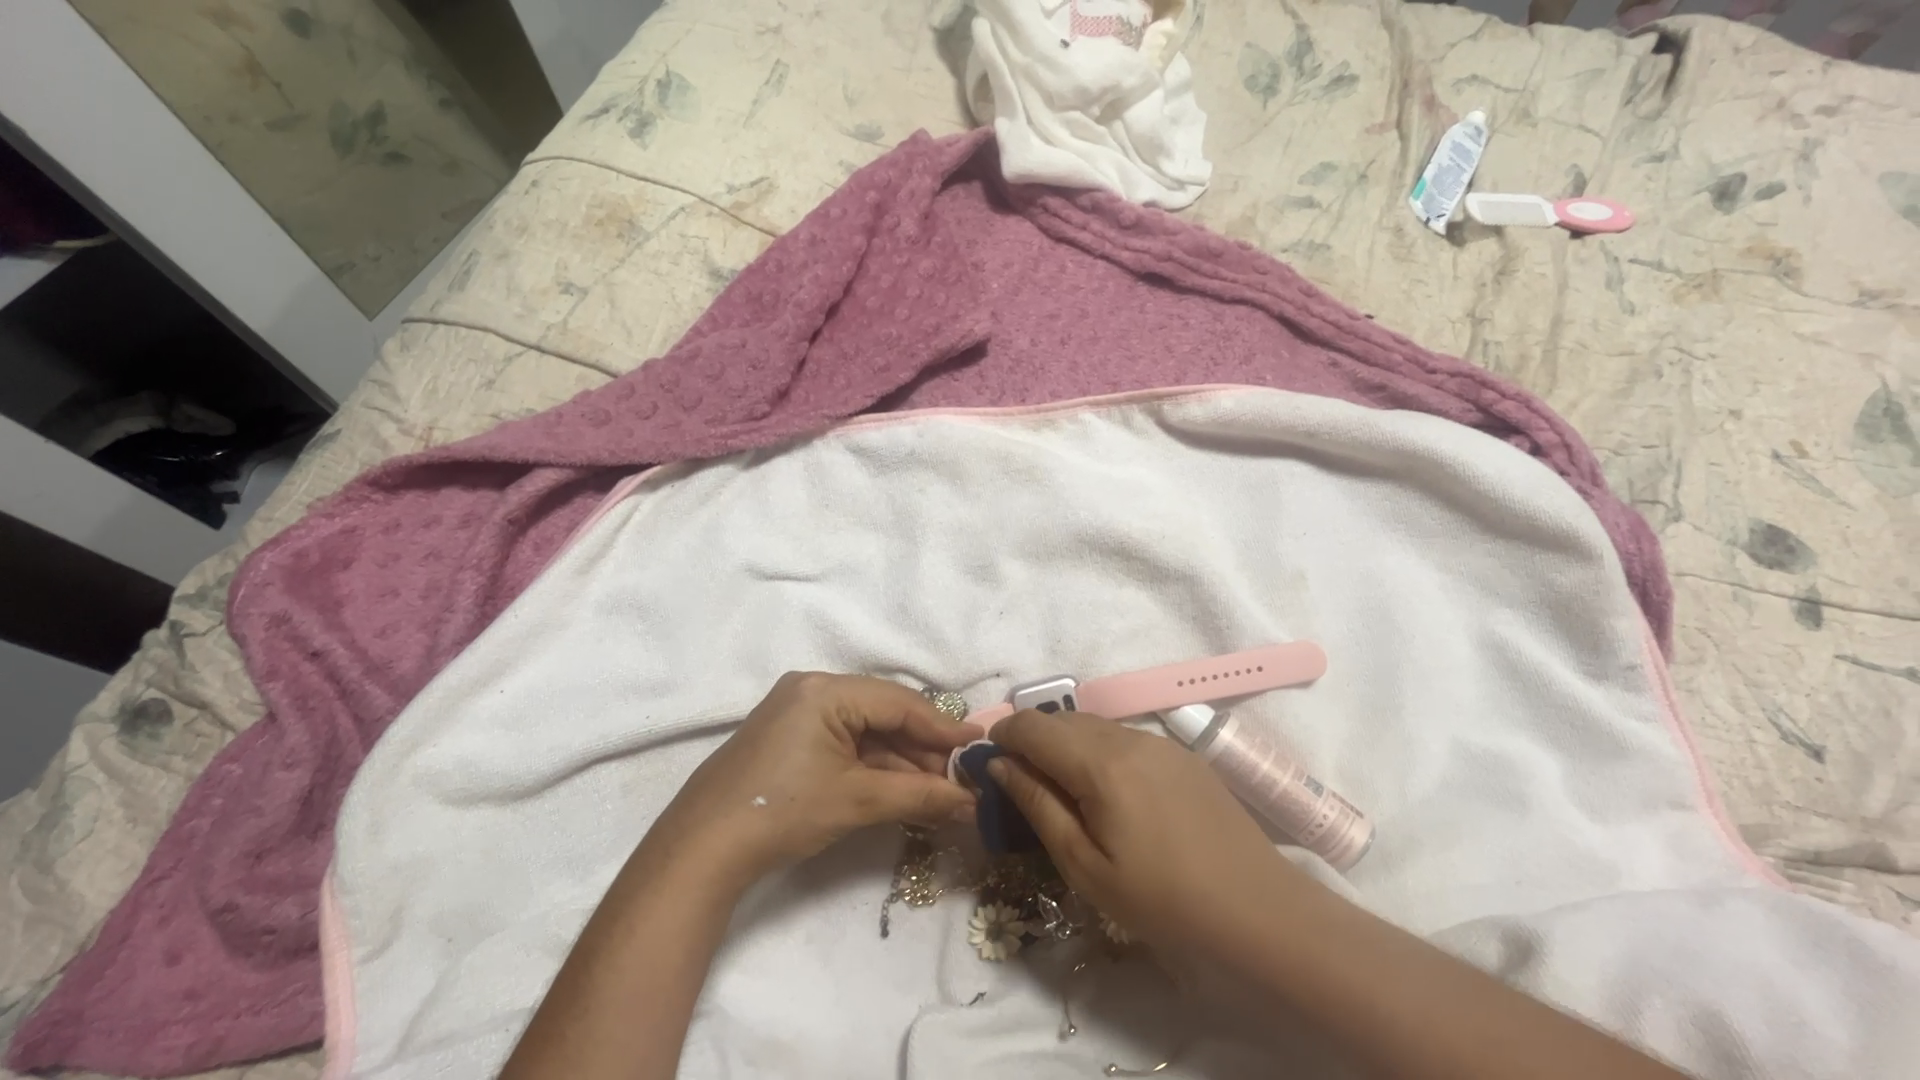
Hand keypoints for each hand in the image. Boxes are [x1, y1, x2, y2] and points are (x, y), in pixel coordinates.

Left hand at [645, 672, 981, 886]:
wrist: (702, 850)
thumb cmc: (783, 812)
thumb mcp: (857, 801)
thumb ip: (920, 796)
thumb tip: (971, 803)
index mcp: (824, 690)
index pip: (899, 702)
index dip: (943, 727)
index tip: (980, 746)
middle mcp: (811, 690)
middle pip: (884, 714)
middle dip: (924, 749)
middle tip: (961, 779)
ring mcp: (796, 713)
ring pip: (866, 731)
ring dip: (901, 761)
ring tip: (939, 792)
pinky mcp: (789, 739)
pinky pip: (844, 743)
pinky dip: (874, 767)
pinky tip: (901, 790)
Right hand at [990, 709, 1313, 955]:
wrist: (1256, 908)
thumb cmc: (1160, 898)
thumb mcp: (1083, 864)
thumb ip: (1037, 804)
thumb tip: (1000, 764)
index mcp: (1100, 763)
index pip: (1033, 725)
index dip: (1003, 738)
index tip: (990, 769)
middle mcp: (1129, 738)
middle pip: (1063, 720)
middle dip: (1033, 742)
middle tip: (1024, 789)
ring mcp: (1162, 743)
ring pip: (1095, 727)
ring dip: (1067, 747)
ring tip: (1066, 796)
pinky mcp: (1184, 757)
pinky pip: (1126, 740)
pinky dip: (1101, 754)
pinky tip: (1111, 797)